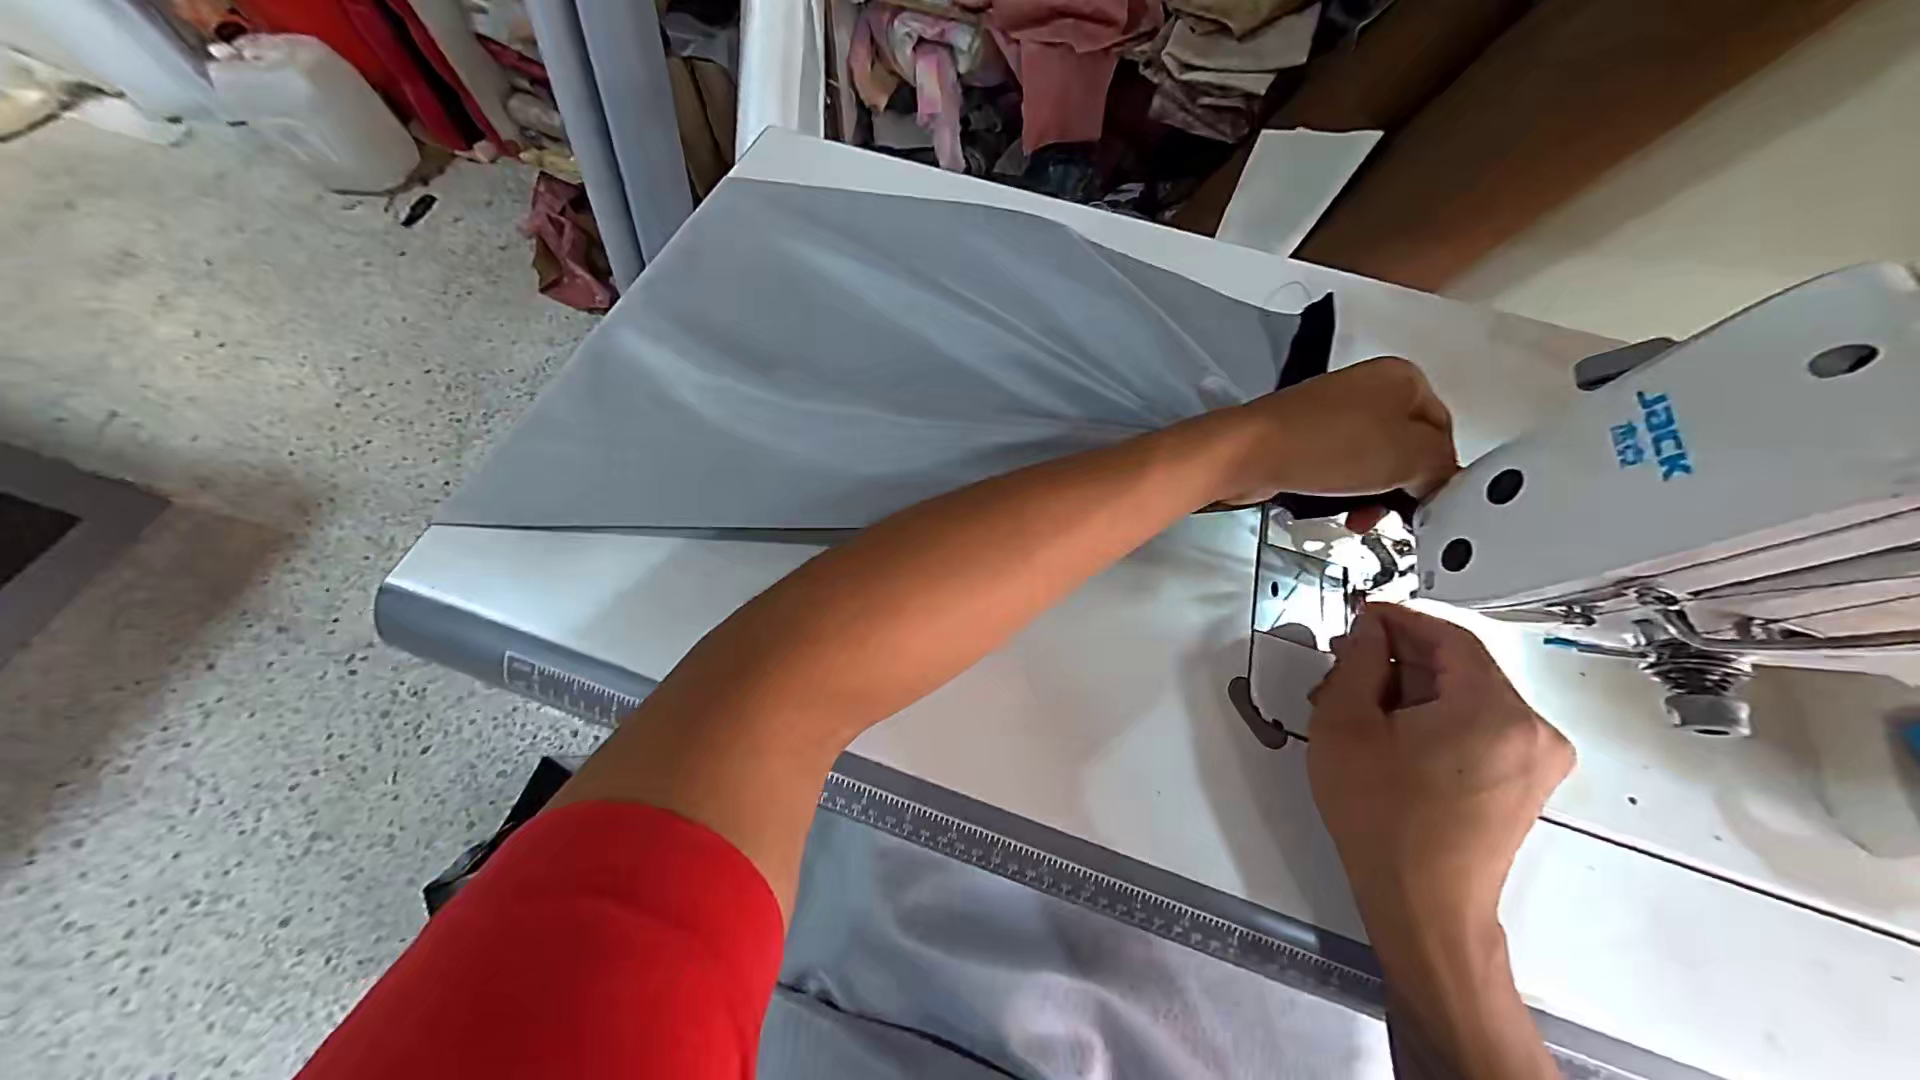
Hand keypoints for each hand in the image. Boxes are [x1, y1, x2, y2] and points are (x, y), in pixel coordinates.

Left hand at [1218, 356, 1457, 530]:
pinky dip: (1340, 490)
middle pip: (1404, 448)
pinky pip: (1335, 467)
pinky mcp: (1300, 437)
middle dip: (1401, 487)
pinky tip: (1335, 509)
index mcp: (1402, 377)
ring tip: (1360, 517)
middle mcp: (1365, 388)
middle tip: (1395, 514)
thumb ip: (1441, 468)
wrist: (1248, 453)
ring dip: (1371, 495)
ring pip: (1369, 463)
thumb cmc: (1326, 445)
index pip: (1442, 429)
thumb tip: (1440, 480)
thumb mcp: (1409, 458)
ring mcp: (1328, 413)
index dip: (1439, 470)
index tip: (1430, 501)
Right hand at [1306, 603, 1572, 931]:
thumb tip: (1367, 633)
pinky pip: (1474, 724)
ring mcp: (1534, 759)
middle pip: (1458, 666)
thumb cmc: (1384, 821)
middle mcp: (1531, 731)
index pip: (1448, 636)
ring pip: (1463, 696)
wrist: (1420, 902)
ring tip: (1354, 698)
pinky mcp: (1523, 780)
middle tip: (1346, 658)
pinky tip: (1384, 726)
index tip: (1363, 613)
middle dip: (1396, 657)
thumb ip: (1354, 663)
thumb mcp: (1344, 724)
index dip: (1398, 618)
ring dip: (1408, 687)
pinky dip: (1429, 714)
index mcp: (1496, 711)